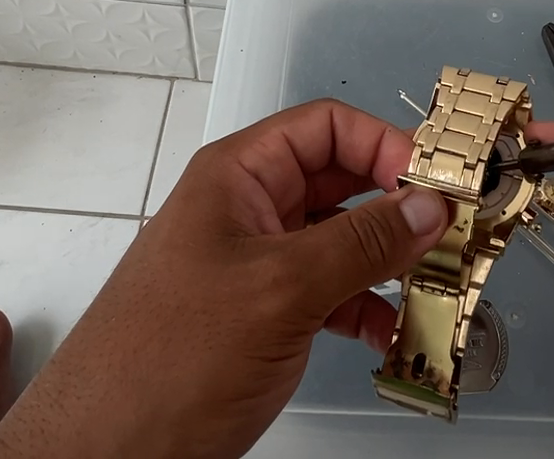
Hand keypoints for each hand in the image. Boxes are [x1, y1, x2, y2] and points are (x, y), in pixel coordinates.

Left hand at [0, 99, 448, 458]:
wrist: (101, 456)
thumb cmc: (179, 353)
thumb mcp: (280, 289)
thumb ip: (362, 243)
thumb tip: (432, 205)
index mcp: (241, 173)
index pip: (326, 128)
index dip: (384, 144)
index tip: (436, 183)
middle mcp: (251, 206)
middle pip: (338, 181)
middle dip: (395, 204)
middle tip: (452, 233)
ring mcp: (257, 261)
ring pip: (339, 239)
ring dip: (387, 259)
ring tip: (436, 283)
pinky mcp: (262, 312)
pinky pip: (328, 291)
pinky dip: (364, 307)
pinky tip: (393, 334)